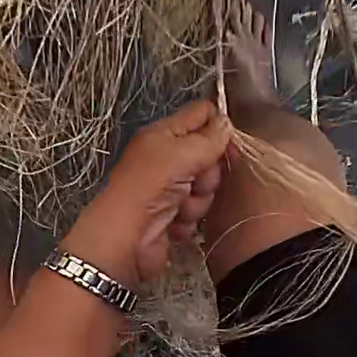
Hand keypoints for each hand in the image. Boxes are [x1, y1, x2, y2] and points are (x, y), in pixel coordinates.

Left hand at [60, 101, 232, 284]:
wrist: (125, 240)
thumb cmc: (146, 189)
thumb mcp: (180, 154)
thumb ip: (209, 138)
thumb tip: (226, 123)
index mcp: (163, 135)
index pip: (200, 116)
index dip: (219, 127)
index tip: (230, 144)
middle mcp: (166, 159)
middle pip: (208, 157)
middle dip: (208, 174)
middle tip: (195, 181)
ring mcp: (169, 190)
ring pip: (205, 189)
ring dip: (197, 201)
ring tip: (179, 207)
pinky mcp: (172, 217)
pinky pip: (196, 213)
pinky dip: (188, 220)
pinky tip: (173, 224)